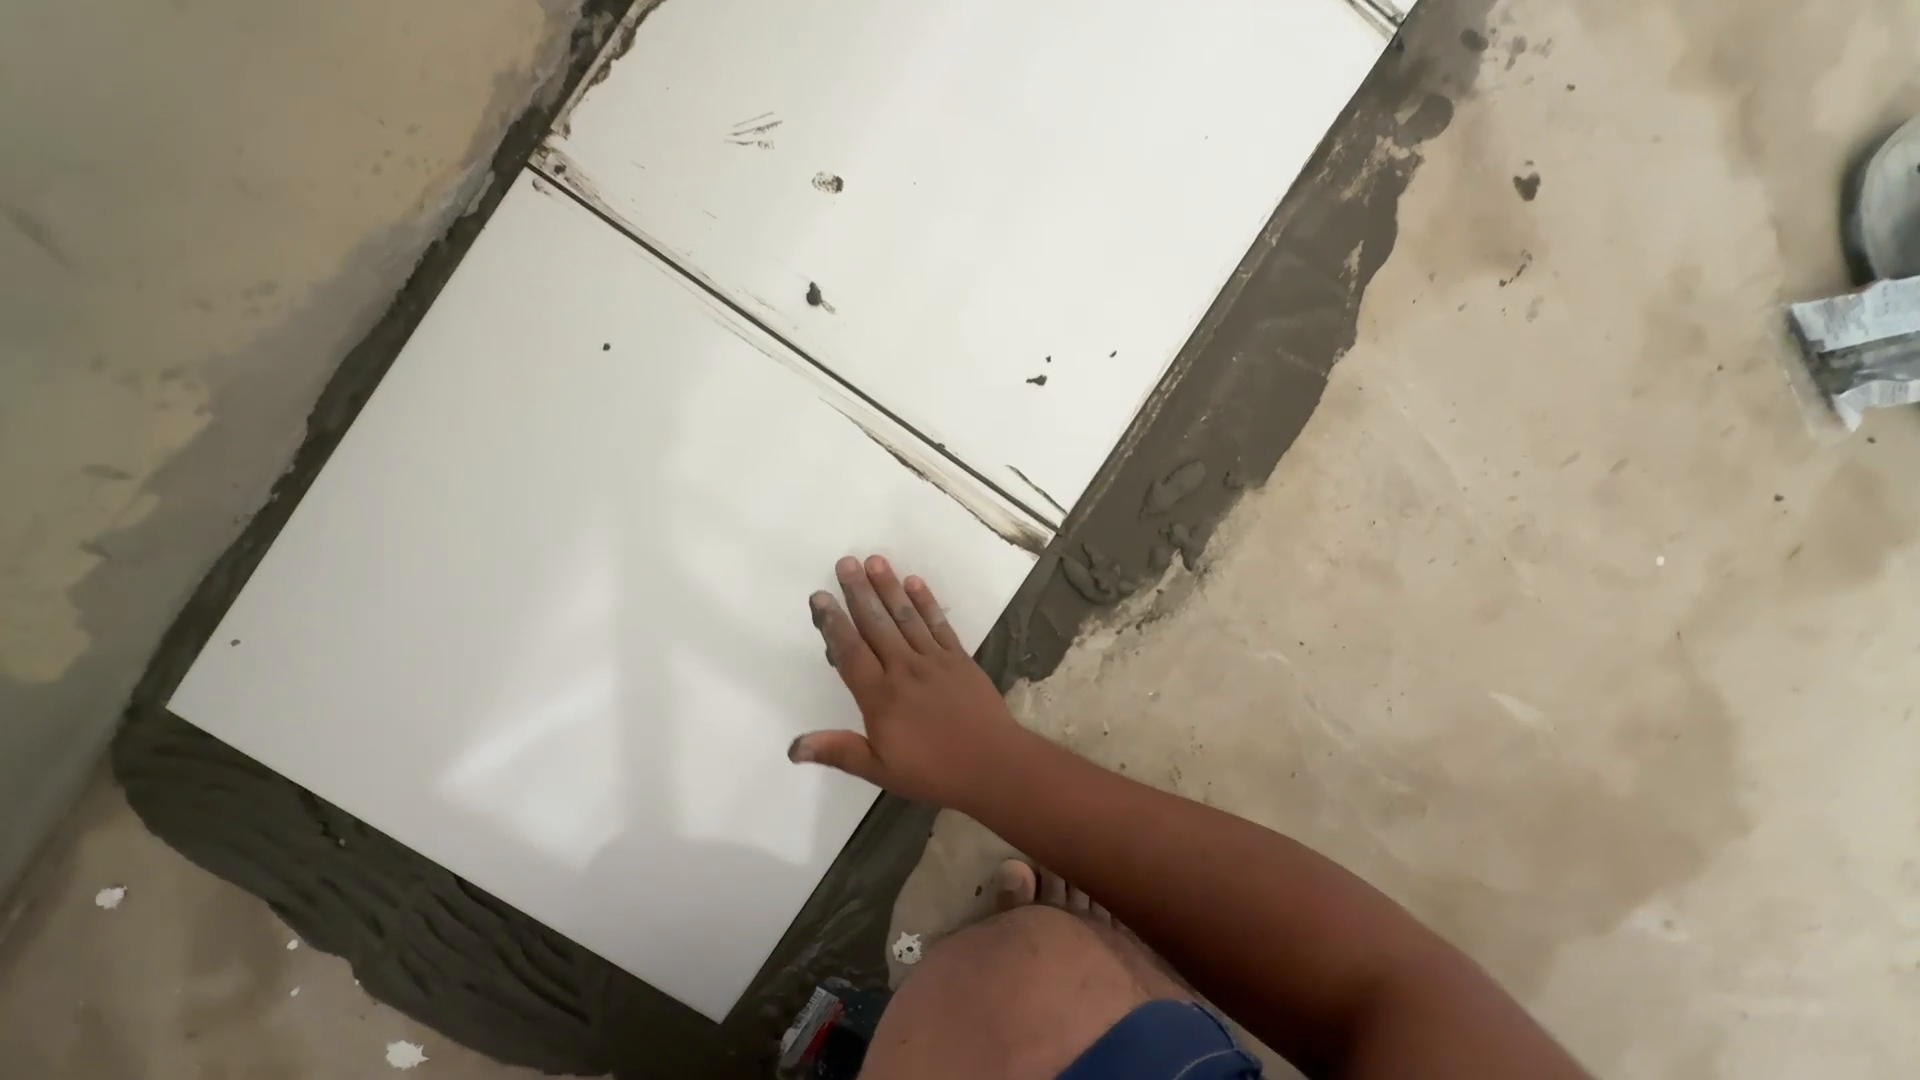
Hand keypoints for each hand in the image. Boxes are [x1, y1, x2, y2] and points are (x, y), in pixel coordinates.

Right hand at [788, 555, 1030, 809]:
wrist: (993, 764)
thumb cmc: (934, 771)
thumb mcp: (880, 770)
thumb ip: (838, 751)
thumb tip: (794, 747)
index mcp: (880, 697)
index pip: (850, 652)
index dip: (833, 624)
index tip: (820, 598)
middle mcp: (904, 670)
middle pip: (876, 625)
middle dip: (858, 592)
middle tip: (845, 562)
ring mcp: (934, 661)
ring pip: (905, 617)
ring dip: (889, 588)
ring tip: (874, 561)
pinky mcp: (960, 659)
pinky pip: (938, 625)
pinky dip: (926, 602)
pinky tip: (914, 583)